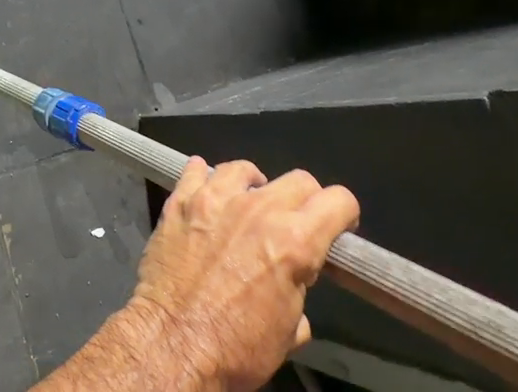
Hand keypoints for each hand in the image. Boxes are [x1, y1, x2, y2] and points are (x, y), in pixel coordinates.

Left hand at [126, 157, 359, 390]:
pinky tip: (207, 193)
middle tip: (294, 222)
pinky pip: (196, 170)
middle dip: (305, 199)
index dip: (343, 213)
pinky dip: (206, 178)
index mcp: (294, 241)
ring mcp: (214, 199)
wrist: (174, 342)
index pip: (337, 201)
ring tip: (247, 205)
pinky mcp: (181, 201)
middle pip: (298, 179)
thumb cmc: (238, 348)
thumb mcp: (290, 329)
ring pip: (244, 169)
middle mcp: (258, 209)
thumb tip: (292, 281)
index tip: (336, 226)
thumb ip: (298, 289)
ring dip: (254, 185)